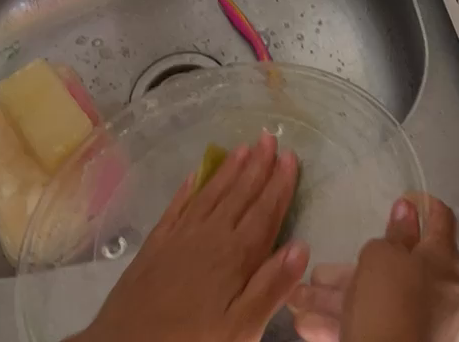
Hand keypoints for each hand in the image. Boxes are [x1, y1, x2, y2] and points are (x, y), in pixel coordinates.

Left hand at [73, 133, 307, 341]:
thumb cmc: (192, 341)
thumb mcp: (240, 328)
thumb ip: (271, 287)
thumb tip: (302, 245)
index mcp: (236, 255)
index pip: (265, 212)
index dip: (280, 184)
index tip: (290, 156)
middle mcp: (210, 235)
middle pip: (240, 194)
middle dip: (258, 166)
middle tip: (270, 137)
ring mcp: (181, 235)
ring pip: (212, 193)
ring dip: (229, 169)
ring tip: (244, 147)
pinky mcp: (156, 243)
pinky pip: (178, 205)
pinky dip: (190, 187)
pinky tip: (196, 174)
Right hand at [287, 195, 458, 341]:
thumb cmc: (387, 304)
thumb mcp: (381, 257)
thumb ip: (392, 233)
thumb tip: (407, 209)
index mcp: (442, 263)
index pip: (441, 221)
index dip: (424, 205)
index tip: (404, 196)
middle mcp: (437, 294)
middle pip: (395, 267)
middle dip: (352, 267)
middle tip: (321, 267)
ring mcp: (420, 325)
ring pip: (375, 300)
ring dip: (335, 297)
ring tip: (298, 297)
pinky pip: (370, 327)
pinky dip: (339, 323)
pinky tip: (305, 323)